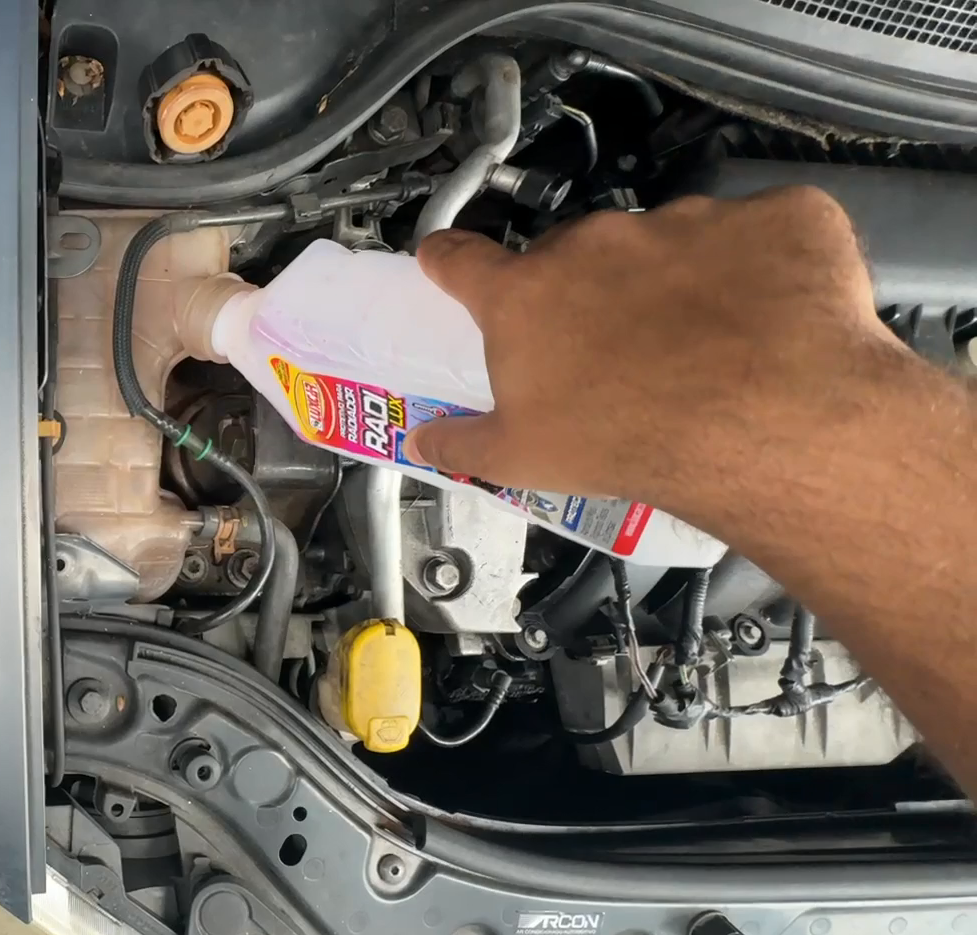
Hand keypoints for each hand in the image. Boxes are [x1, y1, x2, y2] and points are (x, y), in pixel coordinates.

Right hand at [404, 185, 905, 520]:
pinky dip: (750, 264)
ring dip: (656, 276)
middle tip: (593, 343)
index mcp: (521, 295)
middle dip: (570, 287)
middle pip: (563, 252)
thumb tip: (421, 442)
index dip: (446, 258)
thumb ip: (456, 443)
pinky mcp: (774, 217)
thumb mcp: (514, 456)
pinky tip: (759, 314)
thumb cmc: (618, 439)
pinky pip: (751, 232)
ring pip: (654, 242)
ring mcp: (686, 221)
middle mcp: (591, 243)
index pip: (459, 258)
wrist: (768, 423)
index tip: (445, 258)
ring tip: (688, 337)